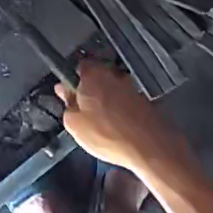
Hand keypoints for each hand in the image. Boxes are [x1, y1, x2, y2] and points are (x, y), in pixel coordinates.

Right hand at [56, 60, 195, 178]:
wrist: (148, 146)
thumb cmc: (110, 133)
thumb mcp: (74, 124)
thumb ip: (67, 105)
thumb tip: (64, 95)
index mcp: (92, 74)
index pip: (78, 66)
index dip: (71, 80)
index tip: (67, 92)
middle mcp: (112, 75)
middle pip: (95, 77)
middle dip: (88, 91)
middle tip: (82, 112)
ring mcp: (129, 86)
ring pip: (110, 89)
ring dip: (105, 101)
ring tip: (100, 123)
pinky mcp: (142, 99)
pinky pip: (124, 101)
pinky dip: (119, 110)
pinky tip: (116, 127)